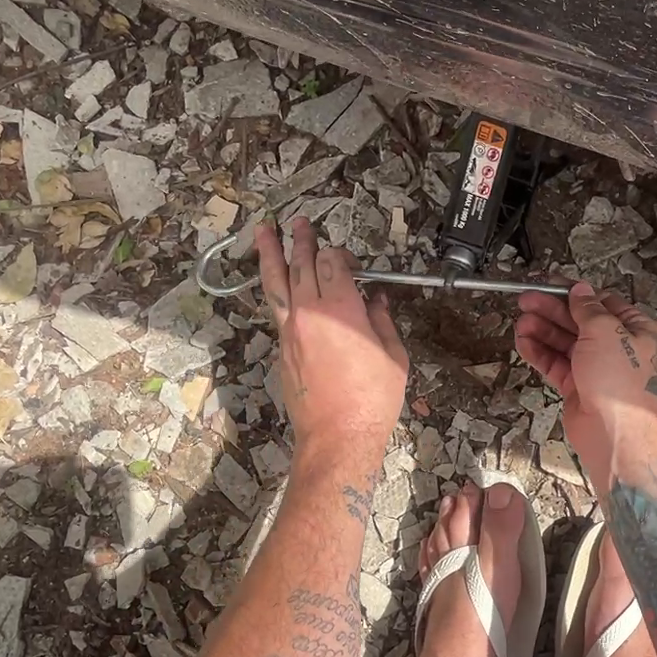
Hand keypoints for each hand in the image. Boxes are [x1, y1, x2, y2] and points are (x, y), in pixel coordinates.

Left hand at [255, 217, 407, 458]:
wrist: (338, 435)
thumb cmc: (372, 399)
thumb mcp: (393, 357)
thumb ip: (383, 323)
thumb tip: (377, 303)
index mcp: (342, 308)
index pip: (333, 263)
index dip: (340, 254)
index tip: (349, 259)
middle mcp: (310, 312)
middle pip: (301, 265)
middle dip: (301, 240)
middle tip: (299, 222)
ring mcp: (290, 330)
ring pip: (276, 282)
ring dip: (270, 254)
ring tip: (263, 231)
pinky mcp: (281, 349)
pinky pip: (276, 309)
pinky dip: (273, 288)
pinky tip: (273, 283)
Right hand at [514, 283, 656, 489]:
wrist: (615, 434)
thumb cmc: (623, 387)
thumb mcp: (606, 331)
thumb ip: (588, 308)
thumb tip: (580, 291)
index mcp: (635, 331)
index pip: (601, 303)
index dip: (574, 293)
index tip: (549, 285)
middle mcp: (618, 349)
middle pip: (579, 322)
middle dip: (552, 311)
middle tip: (527, 301)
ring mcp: (597, 370)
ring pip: (564, 343)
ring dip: (542, 331)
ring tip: (521, 322)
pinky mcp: (579, 388)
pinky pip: (556, 364)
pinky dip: (539, 353)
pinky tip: (525, 342)